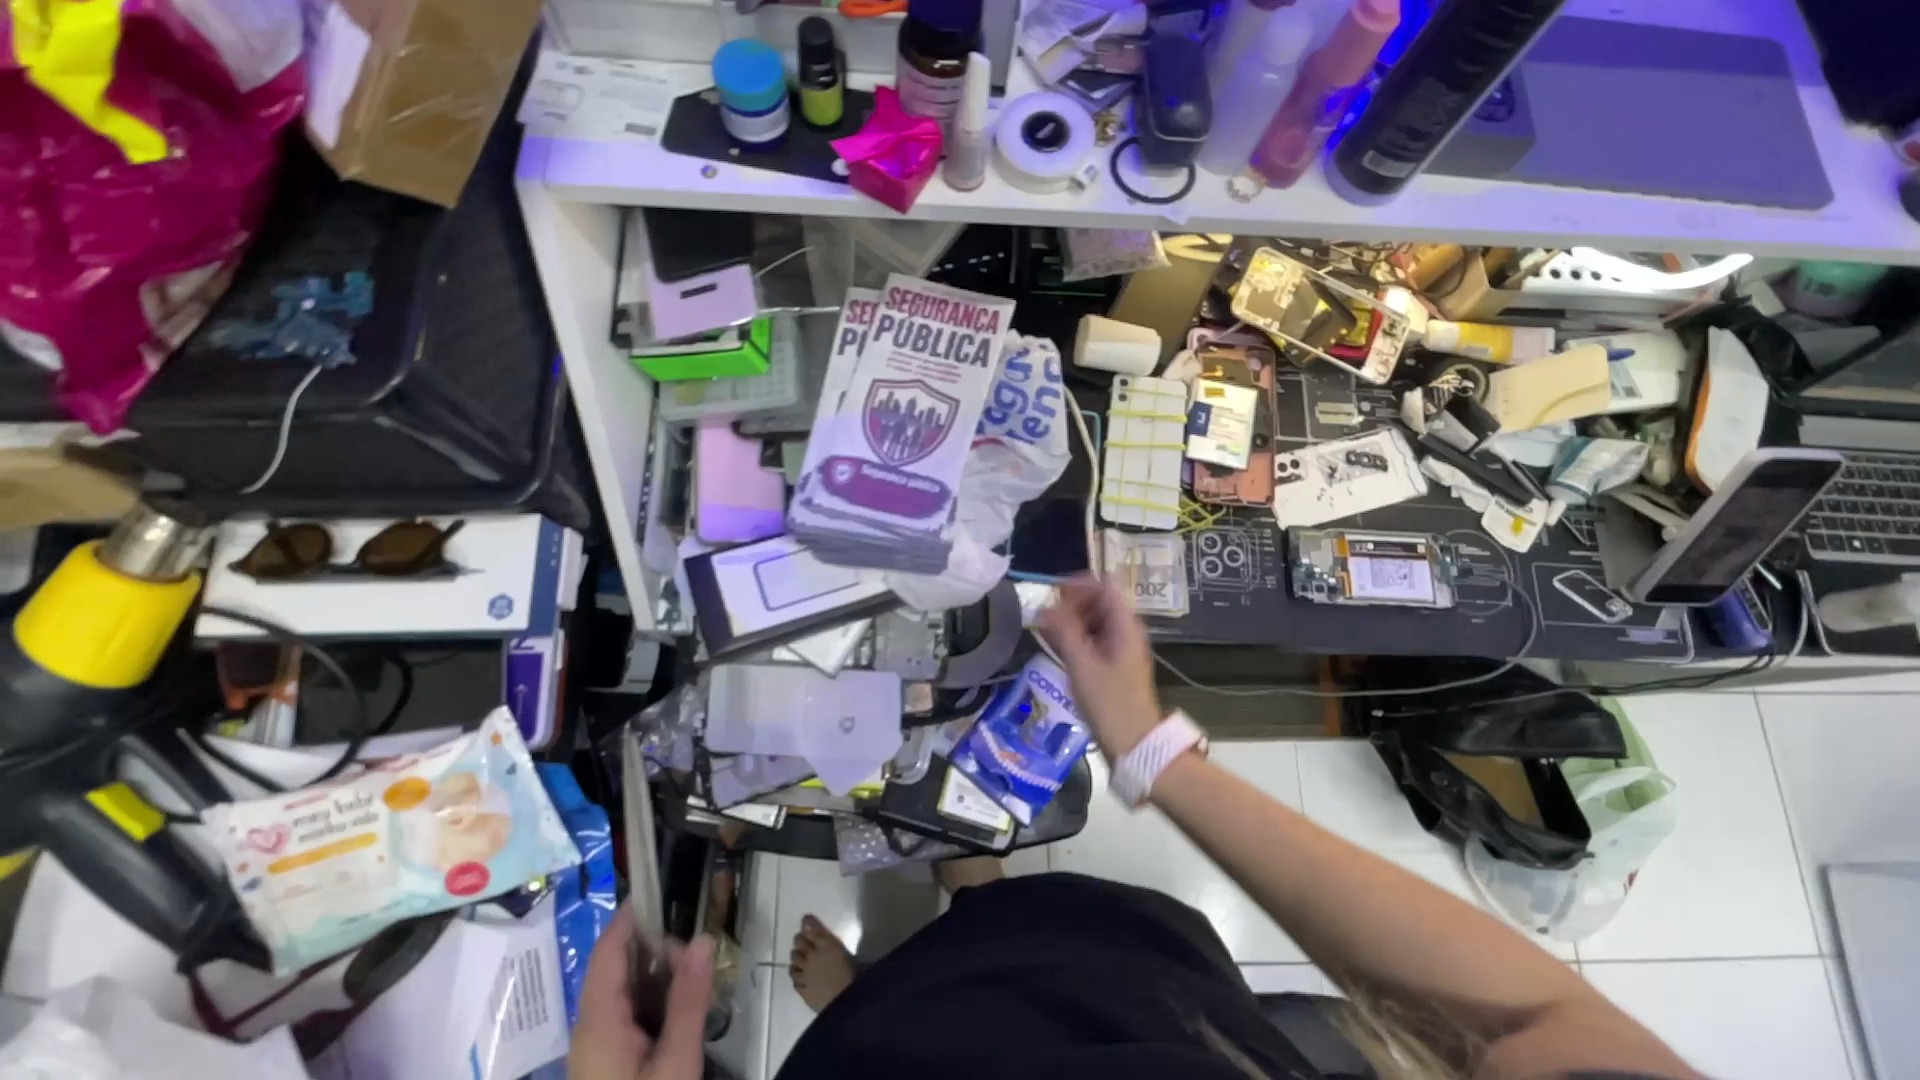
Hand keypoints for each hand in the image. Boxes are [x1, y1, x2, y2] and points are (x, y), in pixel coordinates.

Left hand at [569, 910, 715, 1079]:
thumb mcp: (676, 1063)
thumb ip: (688, 1002)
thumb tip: (703, 939)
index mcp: (598, 1021)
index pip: (607, 952)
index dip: (630, 918)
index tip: (662, 891)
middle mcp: (589, 1027)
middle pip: (618, 968)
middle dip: (658, 952)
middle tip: (698, 960)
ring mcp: (595, 1046)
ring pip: (626, 992)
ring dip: (660, 979)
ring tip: (696, 987)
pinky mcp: (605, 1062)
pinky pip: (627, 1015)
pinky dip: (655, 1003)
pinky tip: (681, 1014)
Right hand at [1038, 576, 1163, 756]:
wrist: (1134, 743)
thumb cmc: (1109, 704)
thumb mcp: (1082, 665)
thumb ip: (1064, 631)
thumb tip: (1046, 606)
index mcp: (1125, 626)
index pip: (1105, 586)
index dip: (1079, 584)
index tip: (1053, 594)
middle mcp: (1126, 631)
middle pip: (1099, 601)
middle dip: (1072, 603)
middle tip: (1045, 617)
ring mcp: (1121, 648)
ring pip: (1095, 620)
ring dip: (1071, 620)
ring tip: (1046, 631)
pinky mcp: (1114, 664)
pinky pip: (1094, 639)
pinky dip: (1076, 637)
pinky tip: (1056, 646)